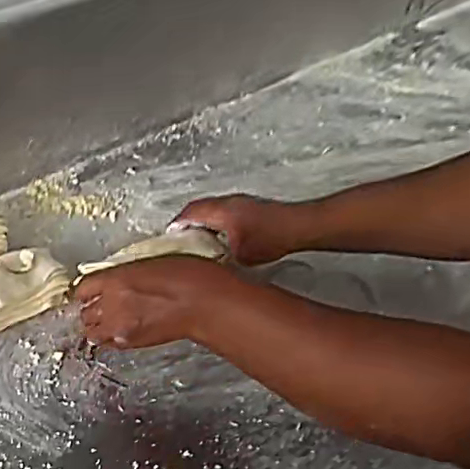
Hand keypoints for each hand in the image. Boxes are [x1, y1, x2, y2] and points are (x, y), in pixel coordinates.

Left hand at [75, 255, 239, 350]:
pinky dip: (107, 338)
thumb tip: (118, 280)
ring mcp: (117, 326)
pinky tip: (118, 331)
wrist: (206, 305)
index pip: (83, 288)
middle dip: (90, 309)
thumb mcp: (154, 263)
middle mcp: (110, 304)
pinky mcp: (127, 342)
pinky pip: (105, 343)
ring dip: (96, 326)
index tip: (88, 292)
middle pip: (84, 311)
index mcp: (116, 279)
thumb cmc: (190, 277)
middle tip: (100, 306)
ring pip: (91, 331)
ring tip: (107, 321)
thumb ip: (128, 274)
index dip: (85, 290)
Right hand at [171, 193, 306, 265]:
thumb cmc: (273, 237)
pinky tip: (215, 236)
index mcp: (222, 211)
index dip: (176, 224)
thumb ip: (215, 258)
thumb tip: (203, 266)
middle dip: (185, 221)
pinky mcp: (251, 207)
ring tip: (192, 237)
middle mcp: (230, 202)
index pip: (190, 212)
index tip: (167, 235)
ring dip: (200, 220)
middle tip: (175, 236)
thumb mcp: (236, 256)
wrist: (302, 226)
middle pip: (199, 207)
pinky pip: (223, 211)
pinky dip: (213, 221)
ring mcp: (242, 203)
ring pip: (211, 208)